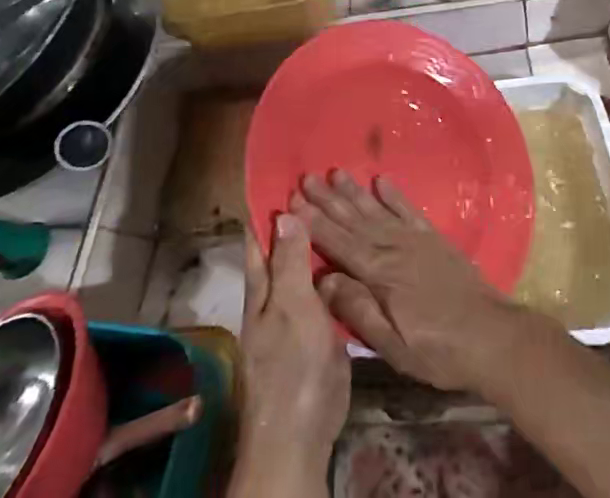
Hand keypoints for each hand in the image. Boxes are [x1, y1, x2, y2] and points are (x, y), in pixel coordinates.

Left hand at [232, 214, 348, 495]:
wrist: (301, 432)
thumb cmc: (293, 367)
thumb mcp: (293, 308)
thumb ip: (290, 264)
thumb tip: (284, 214)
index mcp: (263, 288)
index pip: (260, 238)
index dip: (269, 209)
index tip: (287, 177)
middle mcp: (275, 297)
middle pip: (281, 251)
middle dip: (296, 221)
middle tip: (322, 186)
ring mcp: (296, 317)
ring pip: (303, 269)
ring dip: (315, 243)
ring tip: (338, 213)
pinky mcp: (316, 333)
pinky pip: (322, 290)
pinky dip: (331, 270)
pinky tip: (349, 260)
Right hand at [293, 170, 535, 392]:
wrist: (492, 336)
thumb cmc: (438, 350)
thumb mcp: (392, 344)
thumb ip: (357, 310)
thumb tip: (322, 280)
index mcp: (379, 274)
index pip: (338, 243)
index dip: (313, 224)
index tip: (291, 203)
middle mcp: (394, 248)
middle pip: (354, 220)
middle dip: (327, 200)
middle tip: (305, 178)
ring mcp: (416, 240)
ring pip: (377, 210)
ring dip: (354, 192)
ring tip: (335, 172)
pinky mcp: (435, 240)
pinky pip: (409, 210)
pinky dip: (394, 195)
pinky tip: (381, 180)